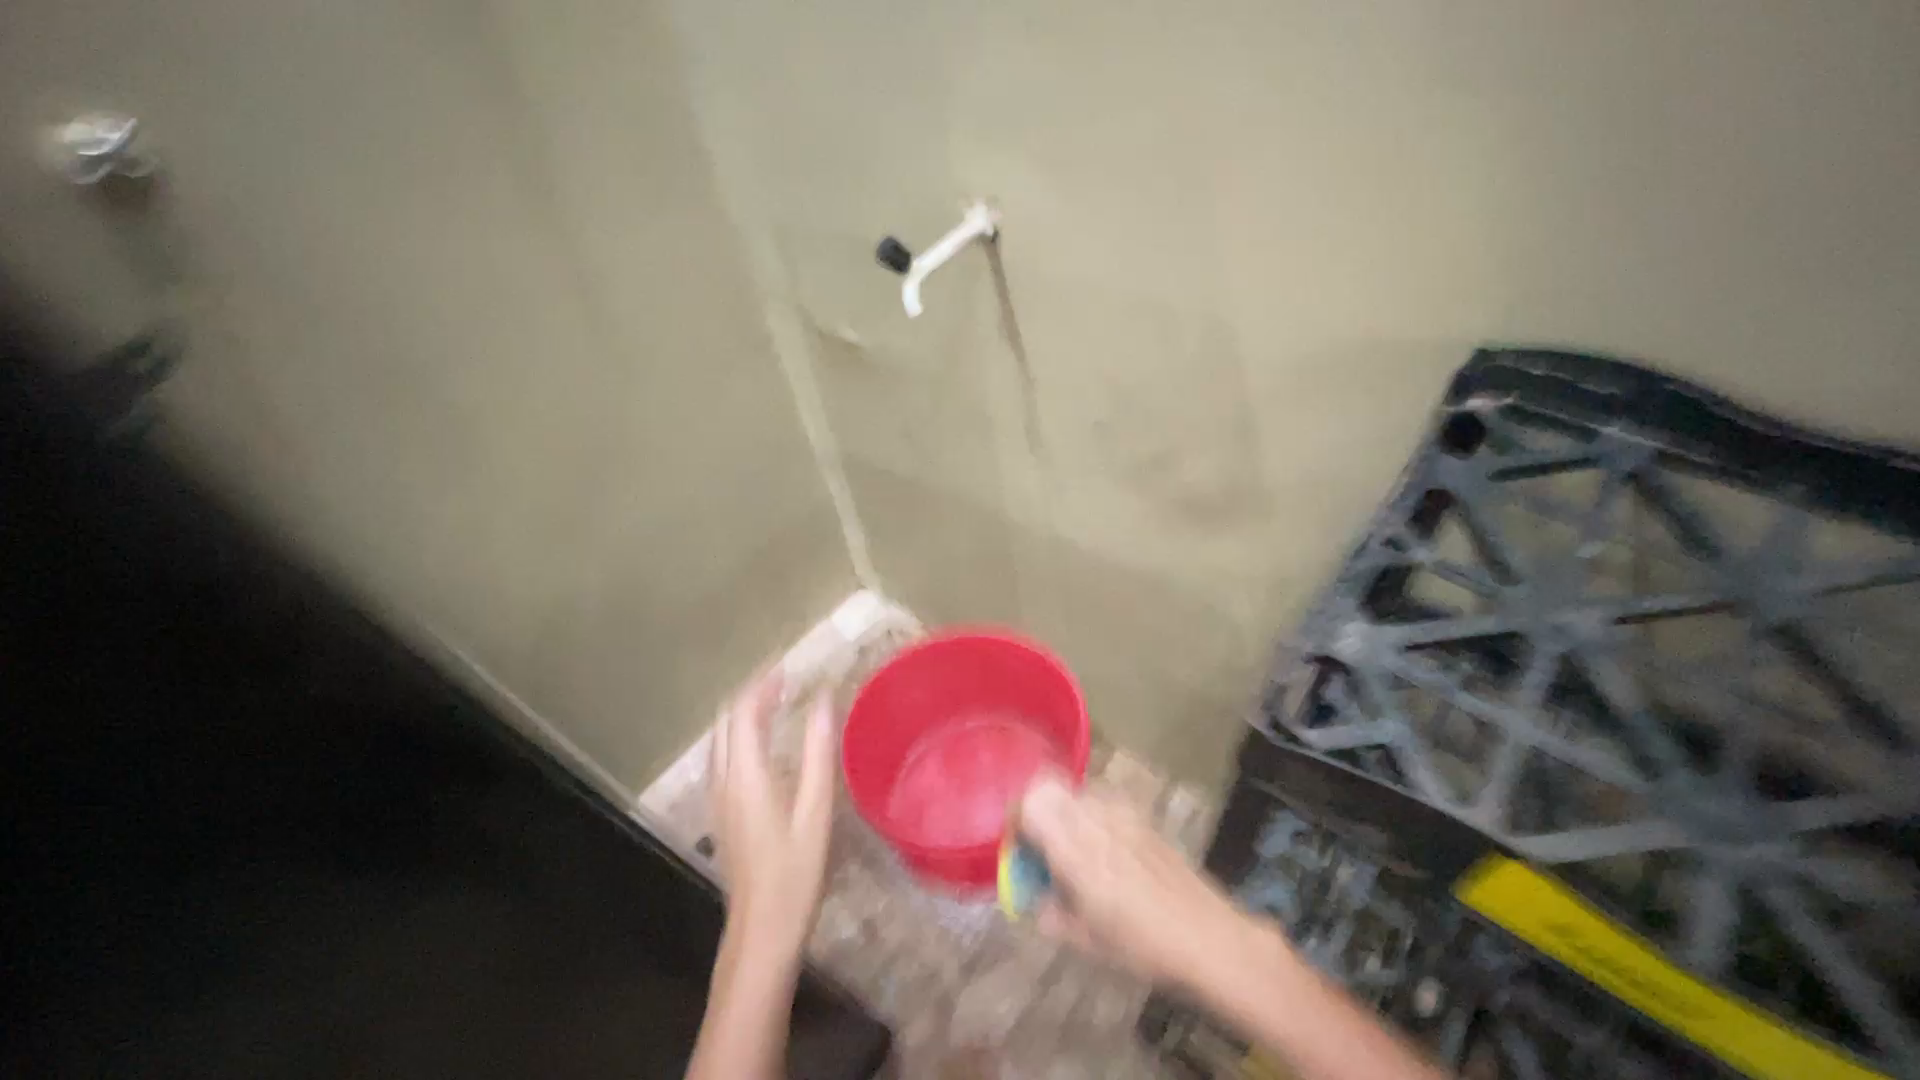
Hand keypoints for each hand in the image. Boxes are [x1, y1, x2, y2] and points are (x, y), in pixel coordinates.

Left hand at [708, 670, 835, 962]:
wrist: (761, 929)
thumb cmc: (795, 871)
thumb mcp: (816, 810)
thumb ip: (818, 752)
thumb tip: (823, 701)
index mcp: (745, 774)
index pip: (743, 712)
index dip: (763, 684)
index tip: (790, 669)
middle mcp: (723, 779)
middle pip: (725, 721)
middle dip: (752, 694)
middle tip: (787, 683)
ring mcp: (717, 797)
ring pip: (721, 739)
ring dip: (744, 715)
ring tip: (778, 704)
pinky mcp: (720, 813)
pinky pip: (723, 757)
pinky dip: (741, 737)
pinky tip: (767, 745)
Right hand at [1017, 774, 1259, 988]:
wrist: (1207, 936)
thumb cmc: (1141, 944)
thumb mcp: (1084, 940)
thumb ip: (1049, 912)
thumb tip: (1034, 898)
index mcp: (1074, 848)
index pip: (1029, 801)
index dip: (1016, 819)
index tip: (1019, 848)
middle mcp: (1095, 819)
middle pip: (1047, 786)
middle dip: (1036, 811)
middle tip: (1041, 847)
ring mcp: (1121, 812)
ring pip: (1075, 791)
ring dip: (1064, 812)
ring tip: (1074, 851)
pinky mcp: (1142, 815)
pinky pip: (1101, 801)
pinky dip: (1090, 817)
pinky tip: (1105, 853)